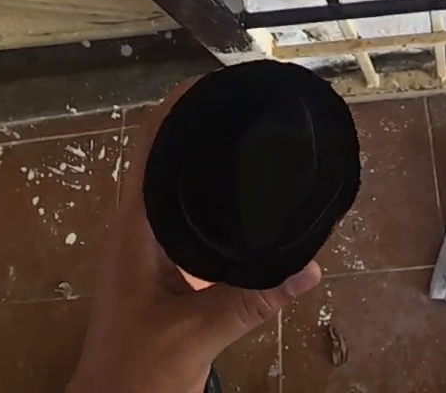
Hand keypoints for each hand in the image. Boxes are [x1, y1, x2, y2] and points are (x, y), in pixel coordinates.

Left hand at [69, 81, 321, 392]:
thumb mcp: (193, 336)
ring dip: (203, 154)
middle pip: (162, 154)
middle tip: (246, 101)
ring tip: (248, 130)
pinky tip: (246, 191)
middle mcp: (137, 227)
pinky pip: (187, 212)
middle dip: (198, 122)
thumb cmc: (134, 375)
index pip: (149, 146)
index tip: (215, 82)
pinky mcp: (163, 268)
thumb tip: (312, 267)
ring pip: (174, 182)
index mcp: (133, 228)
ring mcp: (148, 247)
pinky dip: (212, 191)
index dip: (176, 107)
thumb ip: (249, 300)